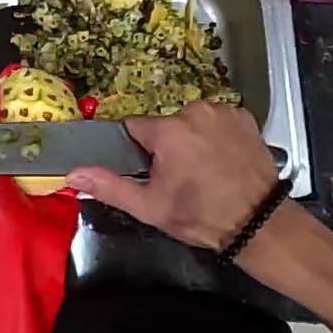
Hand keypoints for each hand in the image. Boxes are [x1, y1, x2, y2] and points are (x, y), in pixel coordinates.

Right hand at [65, 101, 280, 250]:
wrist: (258, 222)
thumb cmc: (200, 216)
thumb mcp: (150, 207)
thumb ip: (109, 186)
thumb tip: (73, 172)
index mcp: (168, 130)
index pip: (135, 127)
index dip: (139, 150)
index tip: (150, 170)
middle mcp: (195, 110)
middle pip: (165, 124)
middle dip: (167, 146)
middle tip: (181, 177)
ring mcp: (223, 111)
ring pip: (192, 121)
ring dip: (192, 138)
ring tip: (205, 169)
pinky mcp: (244, 116)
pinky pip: (217, 120)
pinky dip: (217, 135)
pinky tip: (223, 159)